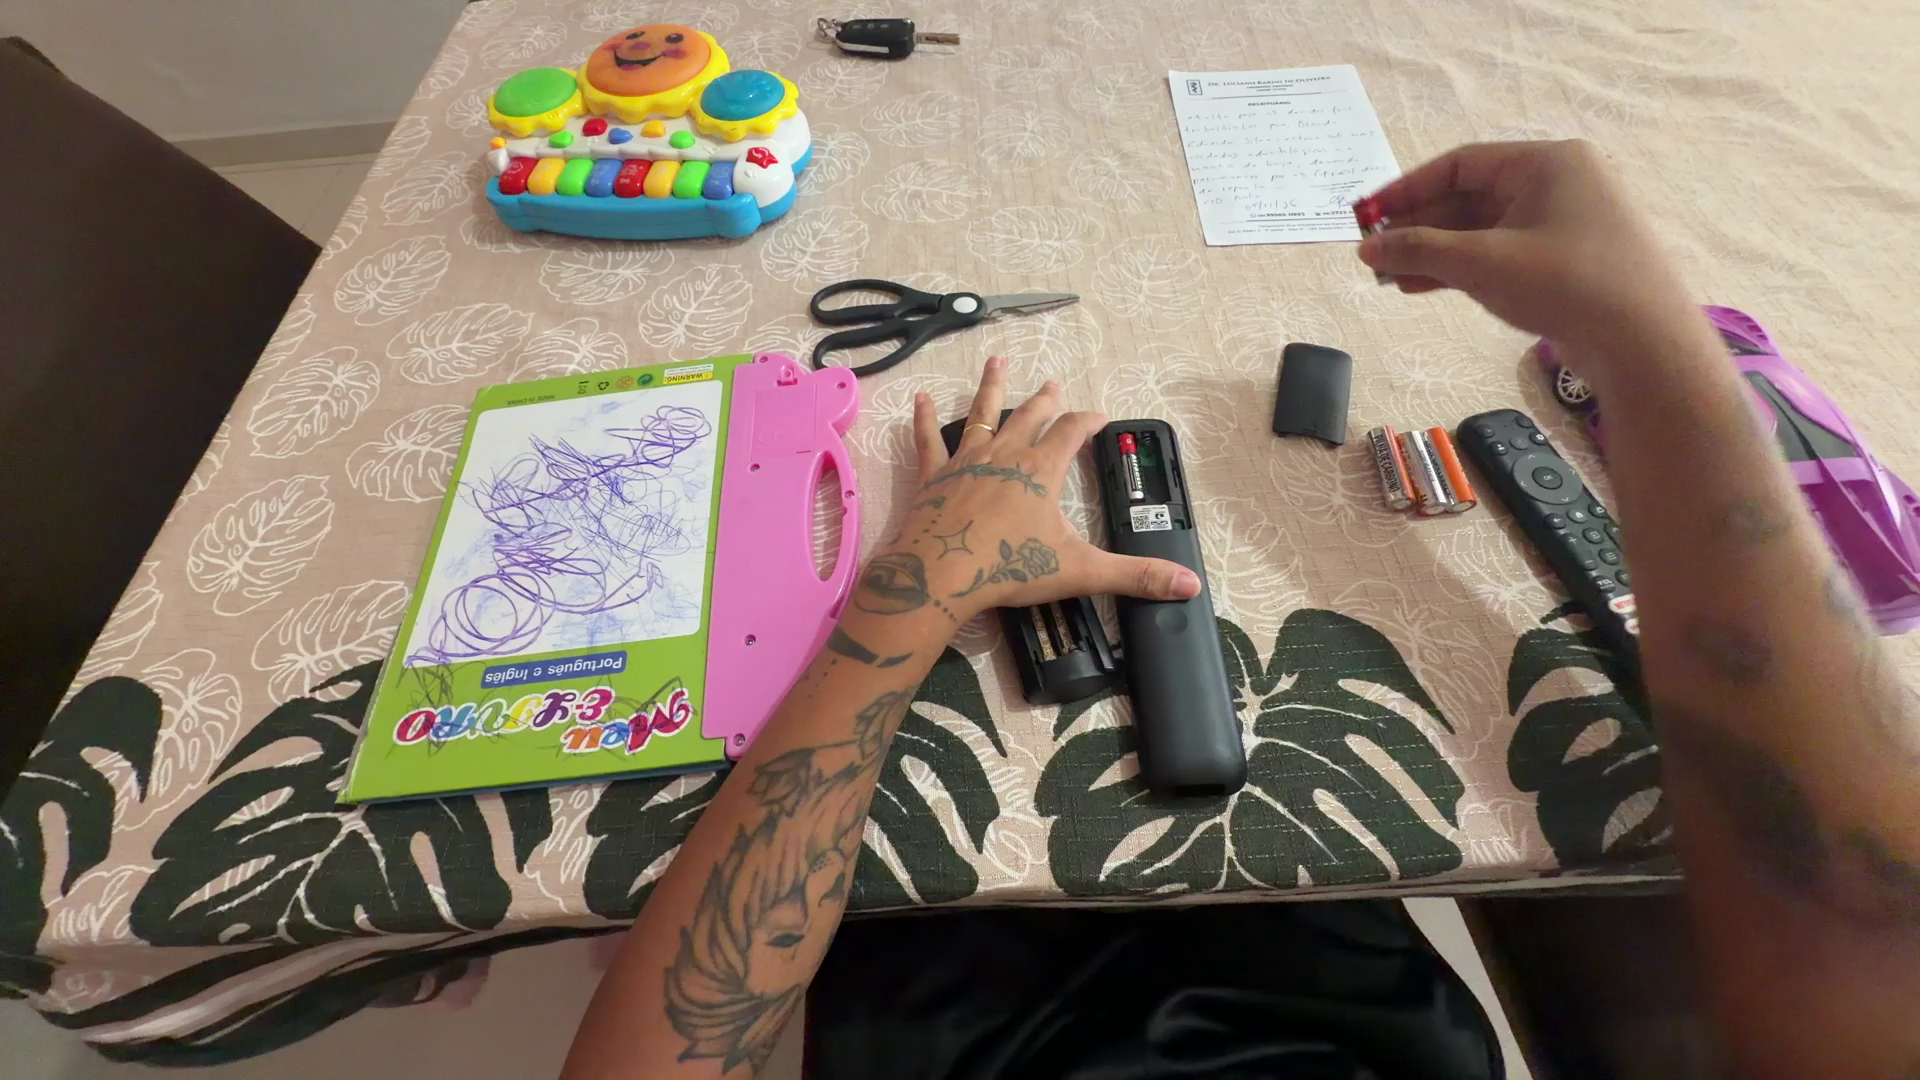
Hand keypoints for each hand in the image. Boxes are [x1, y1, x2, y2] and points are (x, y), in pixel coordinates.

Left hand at [861, 355, 1200, 624]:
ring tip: (996, 362)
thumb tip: (1190, 585)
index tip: (1099, 415)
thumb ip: (1135, 575)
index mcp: (1041, 470)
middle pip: (1029, 417)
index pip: (1072, 432)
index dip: (1088, 421)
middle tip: (1052, 383)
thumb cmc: (1009, 568)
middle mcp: (1005, 455)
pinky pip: (927, 441)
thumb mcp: (1081, 571)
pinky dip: (923, 420)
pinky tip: (919, 399)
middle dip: (1045, 401)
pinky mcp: (933, 476)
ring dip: (991, 388)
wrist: (941, 575)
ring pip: (982, 415)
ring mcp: (966, 461)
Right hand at [1358, 140, 1703, 372]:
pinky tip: (1418, 285)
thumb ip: (1417, 251)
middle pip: (1464, 197)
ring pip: (1473, 228)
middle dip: (1415, 226)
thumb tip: (1366, 248)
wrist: (1637, 336)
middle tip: (1373, 254)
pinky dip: (1452, 266)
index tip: (1366, 216)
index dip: (1406, 189)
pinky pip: (1489, 252)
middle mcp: (1551, 183)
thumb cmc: (1563, 282)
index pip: (1459, 164)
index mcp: (1543, 163)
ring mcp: (1553, 221)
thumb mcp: (1480, 263)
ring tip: (1387, 276)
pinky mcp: (1552, 257)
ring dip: (1428, 251)